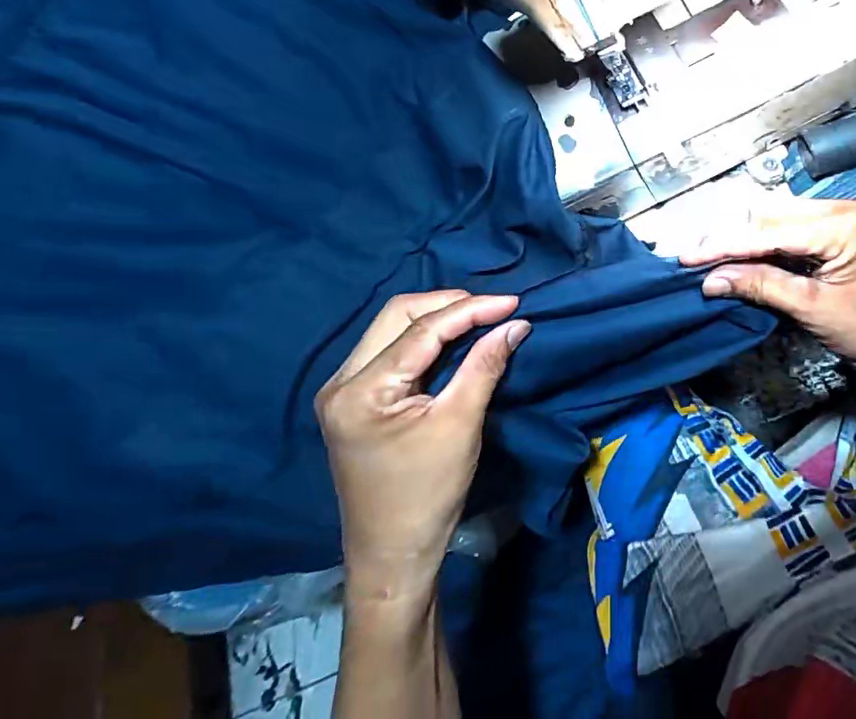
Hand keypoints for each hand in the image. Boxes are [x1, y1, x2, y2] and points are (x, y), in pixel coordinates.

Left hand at [316, 291, 529, 601]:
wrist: (393, 555)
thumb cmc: (428, 495)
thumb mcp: (461, 425)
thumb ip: (484, 366)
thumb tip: (515, 323)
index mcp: (360, 390)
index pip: (421, 330)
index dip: (470, 310)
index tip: (512, 302)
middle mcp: (340, 380)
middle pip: (396, 316)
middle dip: (448, 305)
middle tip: (492, 308)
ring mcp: (340, 388)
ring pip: (390, 328)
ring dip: (434, 318)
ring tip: (477, 317)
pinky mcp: (352, 398)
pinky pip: (388, 349)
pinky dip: (422, 339)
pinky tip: (451, 339)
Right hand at [685, 200, 855, 392]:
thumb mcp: (815, 311)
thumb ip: (762, 286)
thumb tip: (711, 279)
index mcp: (844, 225)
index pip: (769, 230)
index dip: (725, 245)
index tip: (689, 258)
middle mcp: (839, 210)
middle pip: (767, 215)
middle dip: (729, 239)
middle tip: (693, 262)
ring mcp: (837, 217)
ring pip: (772, 218)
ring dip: (741, 240)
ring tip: (709, 261)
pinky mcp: (832, 229)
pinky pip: (785, 228)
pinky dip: (759, 243)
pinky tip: (739, 258)